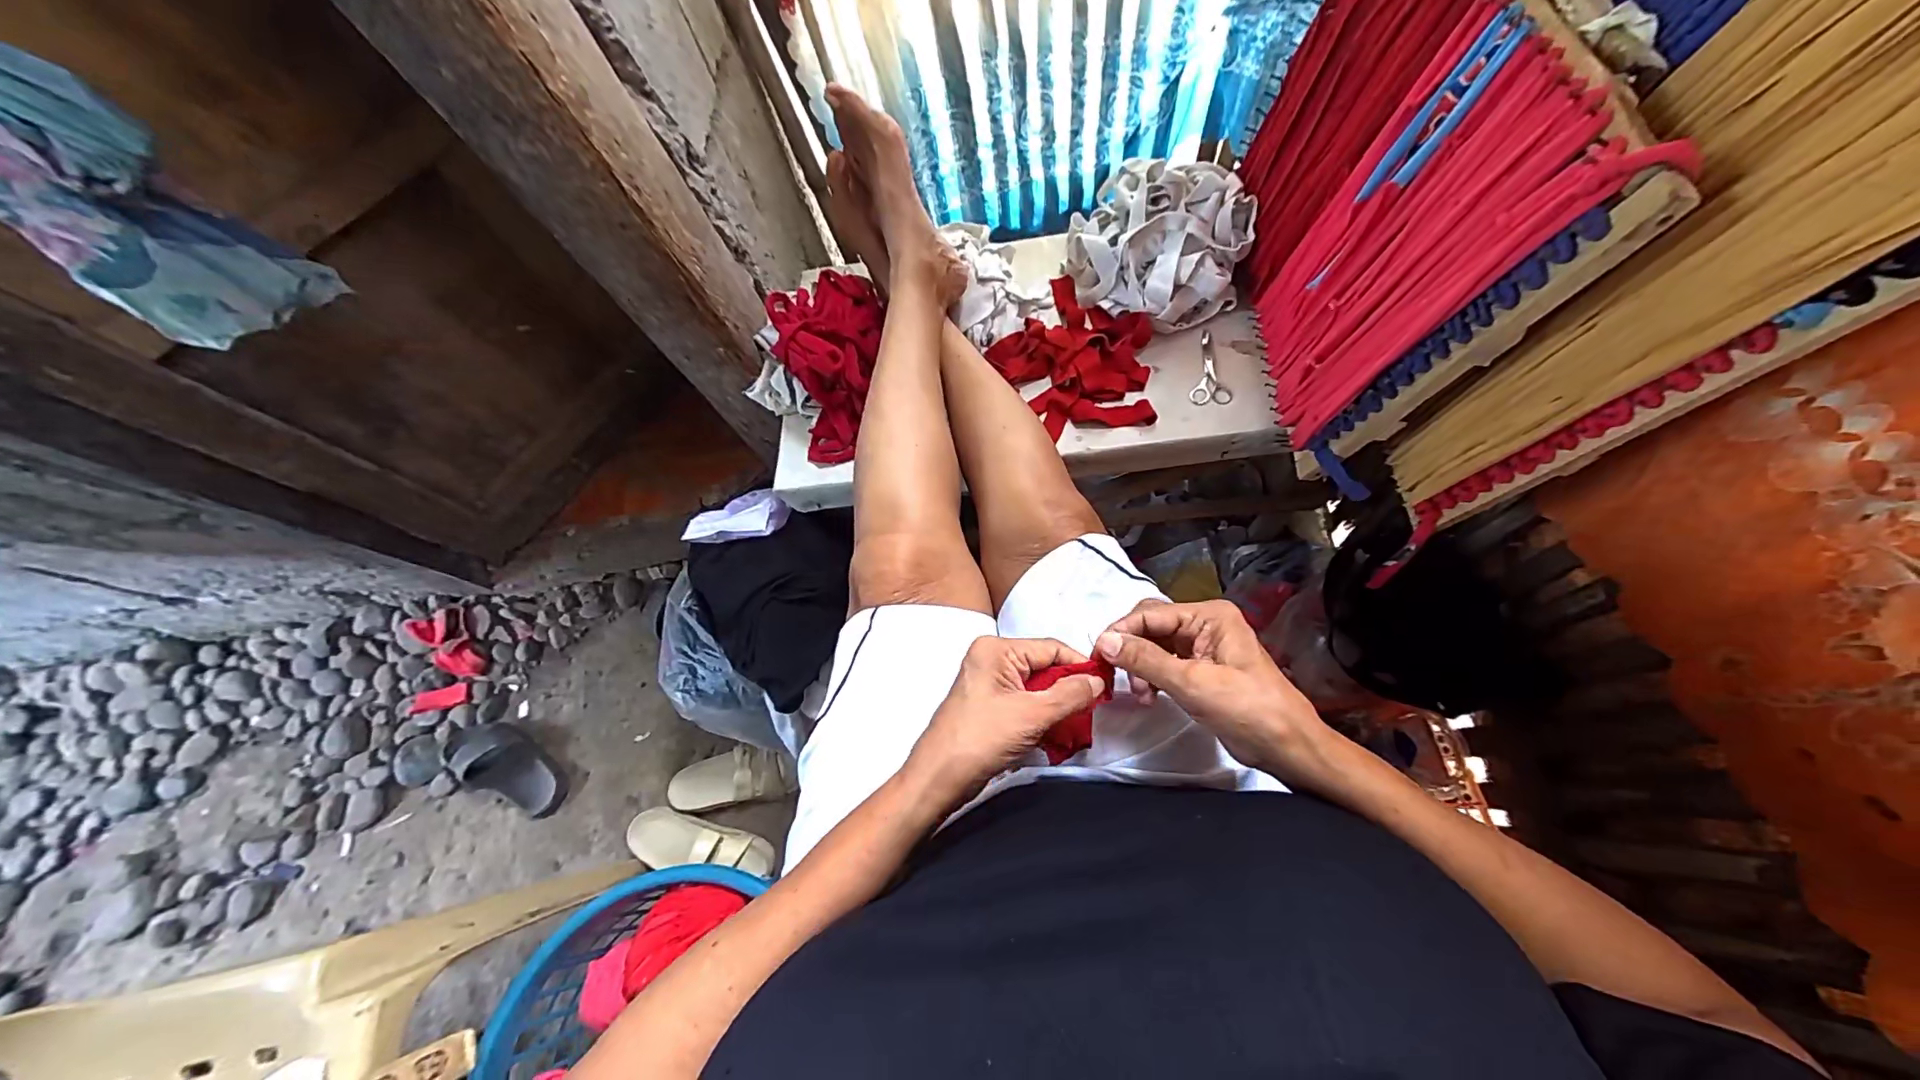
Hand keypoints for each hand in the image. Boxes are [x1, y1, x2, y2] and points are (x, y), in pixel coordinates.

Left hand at [904, 637, 1105, 807]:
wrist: (939, 779)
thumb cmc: (977, 740)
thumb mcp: (1032, 714)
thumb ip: (1070, 695)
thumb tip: (1096, 682)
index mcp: (996, 650)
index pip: (1051, 648)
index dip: (1080, 666)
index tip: (1105, 686)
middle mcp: (990, 660)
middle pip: (1045, 668)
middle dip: (1069, 691)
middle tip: (1092, 711)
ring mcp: (989, 684)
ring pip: (1037, 689)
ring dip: (1057, 708)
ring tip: (1075, 728)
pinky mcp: (990, 708)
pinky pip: (1026, 705)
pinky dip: (1043, 718)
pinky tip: (1055, 737)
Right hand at [1096, 600, 1334, 781]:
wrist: (1288, 747)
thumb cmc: (1248, 709)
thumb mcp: (1192, 683)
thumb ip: (1145, 659)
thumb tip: (1105, 641)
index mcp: (1210, 616)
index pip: (1151, 614)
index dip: (1121, 632)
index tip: (1098, 655)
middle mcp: (1205, 624)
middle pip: (1150, 626)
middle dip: (1131, 650)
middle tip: (1115, 675)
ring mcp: (1203, 647)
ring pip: (1154, 646)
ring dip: (1140, 667)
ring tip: (1141, 693)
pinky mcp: (1200, 670)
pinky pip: (1163, 664)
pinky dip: (1151, 677)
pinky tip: (1149, 695)